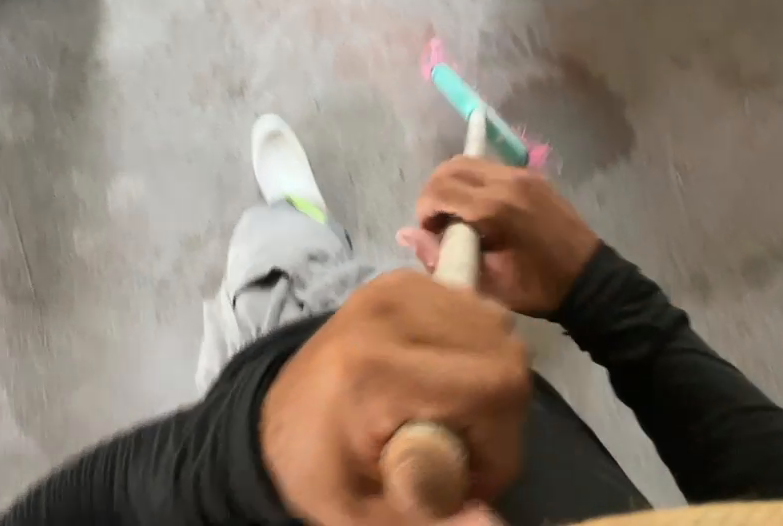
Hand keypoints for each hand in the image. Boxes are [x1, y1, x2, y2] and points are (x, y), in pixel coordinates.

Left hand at [260, 271, 531, 524]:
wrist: (281, 412)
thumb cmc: (320, 466)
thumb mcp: (362, 514)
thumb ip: (429, 521)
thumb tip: (493, 522)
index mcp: (375, 367)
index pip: (492, 385)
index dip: (501, 442)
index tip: (470, 476)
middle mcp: (387, 313)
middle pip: (502, 351)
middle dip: (501, 412)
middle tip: (464, 445)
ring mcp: (393, 288)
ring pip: (492, 324)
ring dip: (491, 374)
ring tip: (453, 408)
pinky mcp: (398, 280)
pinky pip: (469, 304)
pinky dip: (473, 342)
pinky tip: (444, 371)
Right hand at [397, 156, 601, 316]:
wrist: (592, 282)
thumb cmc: (538, 288)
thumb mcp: (487, 282)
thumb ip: (442, 256)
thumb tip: (405, 234)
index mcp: (495, 208)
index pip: (440, 190)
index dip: (424, 210)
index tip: (428, 233)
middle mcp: (506, 182)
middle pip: (450, 168)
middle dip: (433, 192)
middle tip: (437, 222)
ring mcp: (521, 174)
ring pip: (467, 162)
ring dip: (451, 183)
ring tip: (455, 213)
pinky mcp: (531, 175)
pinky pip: (488, 167)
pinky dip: (471, 181)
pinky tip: (477, 207)